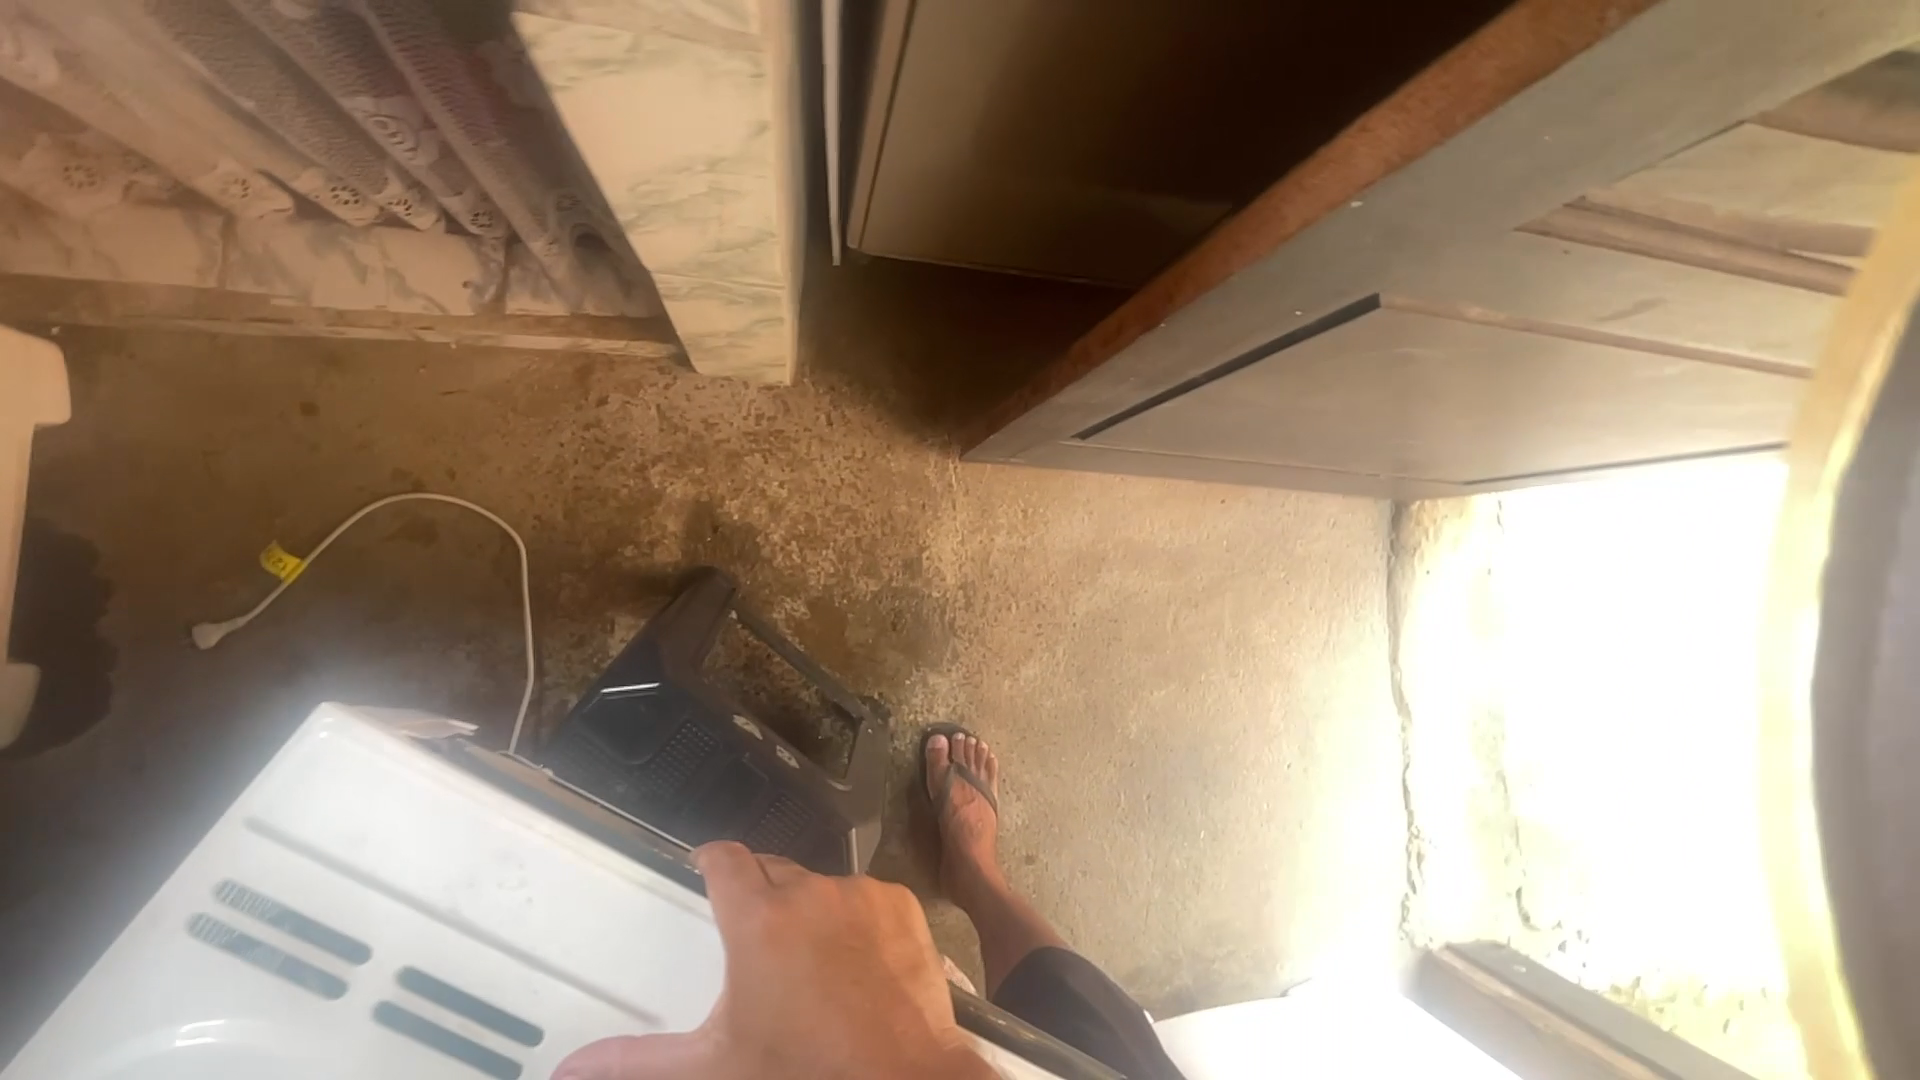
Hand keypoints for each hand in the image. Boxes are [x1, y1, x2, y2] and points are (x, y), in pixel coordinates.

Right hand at [553, 841, 997, 1079]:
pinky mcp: (901, 902)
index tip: (704, 867)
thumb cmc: (801, 1069)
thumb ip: (639, 1062)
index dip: (712, 859)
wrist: (900, 1078)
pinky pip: (867, 898)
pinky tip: (859, 963)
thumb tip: (566, 1070)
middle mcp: (809, 891)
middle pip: (773, 870)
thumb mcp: (715, 1065)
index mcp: (759, 919)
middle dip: (759, 893)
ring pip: (821, 886)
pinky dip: (856, 920)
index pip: (726, 859)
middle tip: (756, 938)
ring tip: (811, 961)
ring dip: (810, 910)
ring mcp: (861, 892)